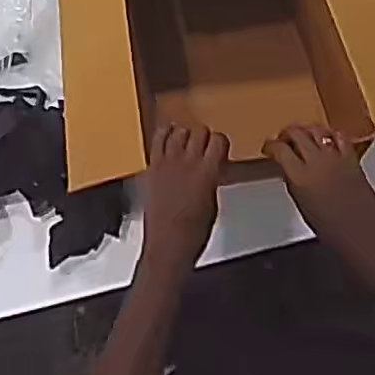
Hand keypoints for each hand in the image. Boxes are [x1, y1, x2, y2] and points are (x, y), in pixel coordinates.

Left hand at [139, 123, 227, 273]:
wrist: (168, 244)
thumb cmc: (194, 231)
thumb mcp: (213, 204)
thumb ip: (212, 180)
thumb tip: (212, 169)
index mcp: (208, 173)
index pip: (218, 140)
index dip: (221, 142)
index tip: (220, 147)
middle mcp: (188, 163)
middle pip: (199, 131)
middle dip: (204, 137)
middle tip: (204, 146)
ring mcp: (168, 162)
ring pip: (179, 131)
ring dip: (185, 134)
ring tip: (186, 142)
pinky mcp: (153, 166)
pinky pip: (158, 139)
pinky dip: (164, 133)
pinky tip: (168, 136)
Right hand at [266, 125, 374, 273]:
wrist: (362, 235)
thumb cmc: (330, 229)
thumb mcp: (301, 204)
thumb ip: (292, 181)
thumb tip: (287, 168)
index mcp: (299, 176)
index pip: (279, 148)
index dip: (270, 145)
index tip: (269, 148)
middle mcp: (316, 162)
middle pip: (296, 132)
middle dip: (286, 133)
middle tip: (284, 139)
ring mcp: (335, 158)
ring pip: (316, 130)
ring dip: (306, 130)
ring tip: (303, 136)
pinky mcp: (352, 159)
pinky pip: (339, 137)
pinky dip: (330, 134)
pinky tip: (327, 138)